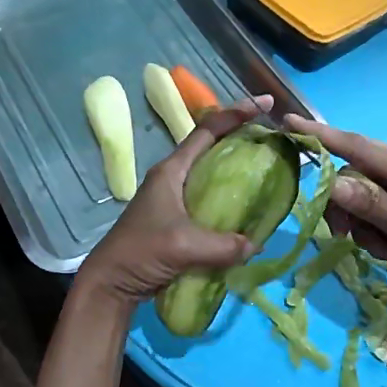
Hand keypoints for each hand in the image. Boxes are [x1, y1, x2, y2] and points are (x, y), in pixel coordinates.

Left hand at [76, 95, 273, 302]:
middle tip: (274, 140)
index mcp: (171, 171)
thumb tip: (254, 244)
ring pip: (212, 176)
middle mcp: (173, 178)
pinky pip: (210, 203)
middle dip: (242, 139)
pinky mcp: (177, 221)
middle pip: (212, 149)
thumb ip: (223, 245)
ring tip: (269, 171)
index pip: (207, 131)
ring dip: (238, 172)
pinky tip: (249, 211)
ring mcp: (174, 200)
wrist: (111, 282)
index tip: (267, 104)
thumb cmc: (140, 252)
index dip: (236, 114)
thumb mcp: (183, 246)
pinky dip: (231, 202)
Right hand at [285, 114, 386, 300]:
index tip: (288, 123)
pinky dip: (376, 231)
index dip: (320, 135)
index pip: (356, 145)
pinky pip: (377, 210)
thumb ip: (370, 205)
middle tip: (343, 236)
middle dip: (345, 207)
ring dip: (363, 225)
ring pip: (362, 197)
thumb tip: (332, 182)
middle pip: (354, 176)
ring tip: (385, 248)